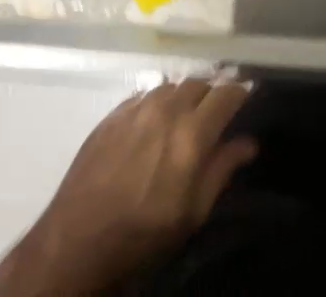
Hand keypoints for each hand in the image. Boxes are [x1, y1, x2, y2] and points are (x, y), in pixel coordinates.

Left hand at [0, 77, 257, 296]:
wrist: (77, 241)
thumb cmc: (144, 232)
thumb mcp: (194, 211)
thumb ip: (222, 169)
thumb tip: (247, 142)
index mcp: (192, 132)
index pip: (227, 94)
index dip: (241, 94)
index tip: (247, 100)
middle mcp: (165, 110)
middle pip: (199, 83)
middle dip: (212, 93)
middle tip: (216, 113)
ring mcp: (134, 110)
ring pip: (170, 86)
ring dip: (184, 95)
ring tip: (185, 115)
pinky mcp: (110, 117)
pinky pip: (143, 96)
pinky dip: (157, 101)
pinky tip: (154, 121)